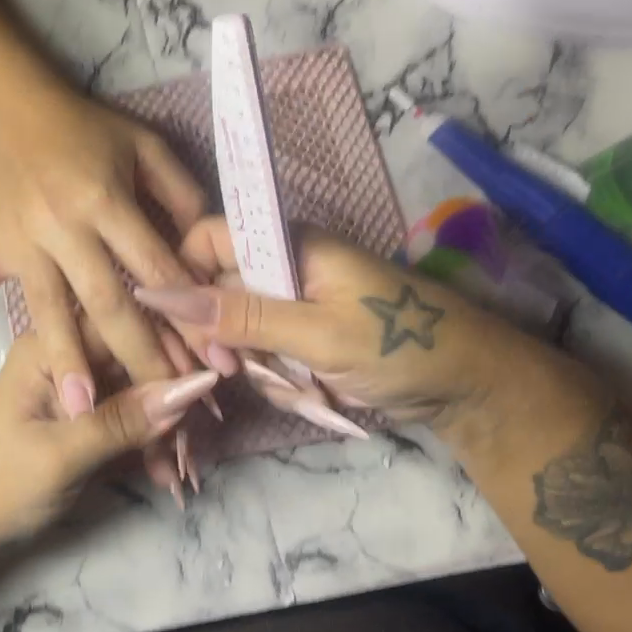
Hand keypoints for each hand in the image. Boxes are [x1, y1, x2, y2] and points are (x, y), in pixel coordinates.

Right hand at [0, 91, 209, 415]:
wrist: (11, 107)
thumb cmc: (86, 128)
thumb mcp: (145, 147)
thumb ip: (181, 194)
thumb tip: (207, 250)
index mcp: (105, 200)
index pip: (152, 268)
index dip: (186, 316)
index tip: (211, 363)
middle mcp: (62, 227)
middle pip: (105, 301)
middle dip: (137, 354)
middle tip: (165, 404)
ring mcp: (19, 243)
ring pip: (47, 310)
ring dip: (64, 359)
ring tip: (80, 411)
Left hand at [0, 339, 219, 590]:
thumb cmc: (2, 486)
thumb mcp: (63, 454)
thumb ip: (125, 419)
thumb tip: (195, 385)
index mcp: (49, 345)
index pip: (123, 326)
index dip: (171, 354)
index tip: (212, 390)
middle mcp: (66, 353)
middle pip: (137, 359)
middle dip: (172, 402)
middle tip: (197, 445)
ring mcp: (77, 384)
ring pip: (141, 391)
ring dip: (165, 431)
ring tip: (180, 474)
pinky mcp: (87, 413)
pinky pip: (131, 417)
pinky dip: (149, 445)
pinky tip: (165, 476)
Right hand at [136, 216, 543, 421]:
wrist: (472, 389)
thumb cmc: (401, 346)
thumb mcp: (318, 333)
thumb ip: (240, 315)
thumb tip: (158, 295)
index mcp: (290, 243)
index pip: (209, 238)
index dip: (184, 274)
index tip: (183, 326)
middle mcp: (285, 265)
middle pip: (216, 287)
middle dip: (216, 333)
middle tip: (227, 372)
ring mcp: (295, 303)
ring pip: (236, 326)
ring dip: (248, 361)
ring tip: (283, 385)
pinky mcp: (303, 336)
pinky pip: (262, 351)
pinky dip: (272, 376)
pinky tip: (299, 393)